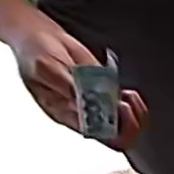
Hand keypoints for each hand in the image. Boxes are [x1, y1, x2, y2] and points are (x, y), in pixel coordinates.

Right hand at [3, 15, 146, 149]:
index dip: (111, 128)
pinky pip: (130, 111)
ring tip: (128, 96)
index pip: (95, 134)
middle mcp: (84, 115)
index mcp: (66, 114)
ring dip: (136, 114)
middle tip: (125, 104)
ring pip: (127, 126)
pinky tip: (130, 93)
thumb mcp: (46, 66)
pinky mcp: (108, 96)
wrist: (43, 37)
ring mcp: (99, 106)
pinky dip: (136, 105)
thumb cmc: (37, 51)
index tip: (115, 109)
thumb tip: (88, 100)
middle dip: (129, 124)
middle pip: (117, 136)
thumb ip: (67, 85)